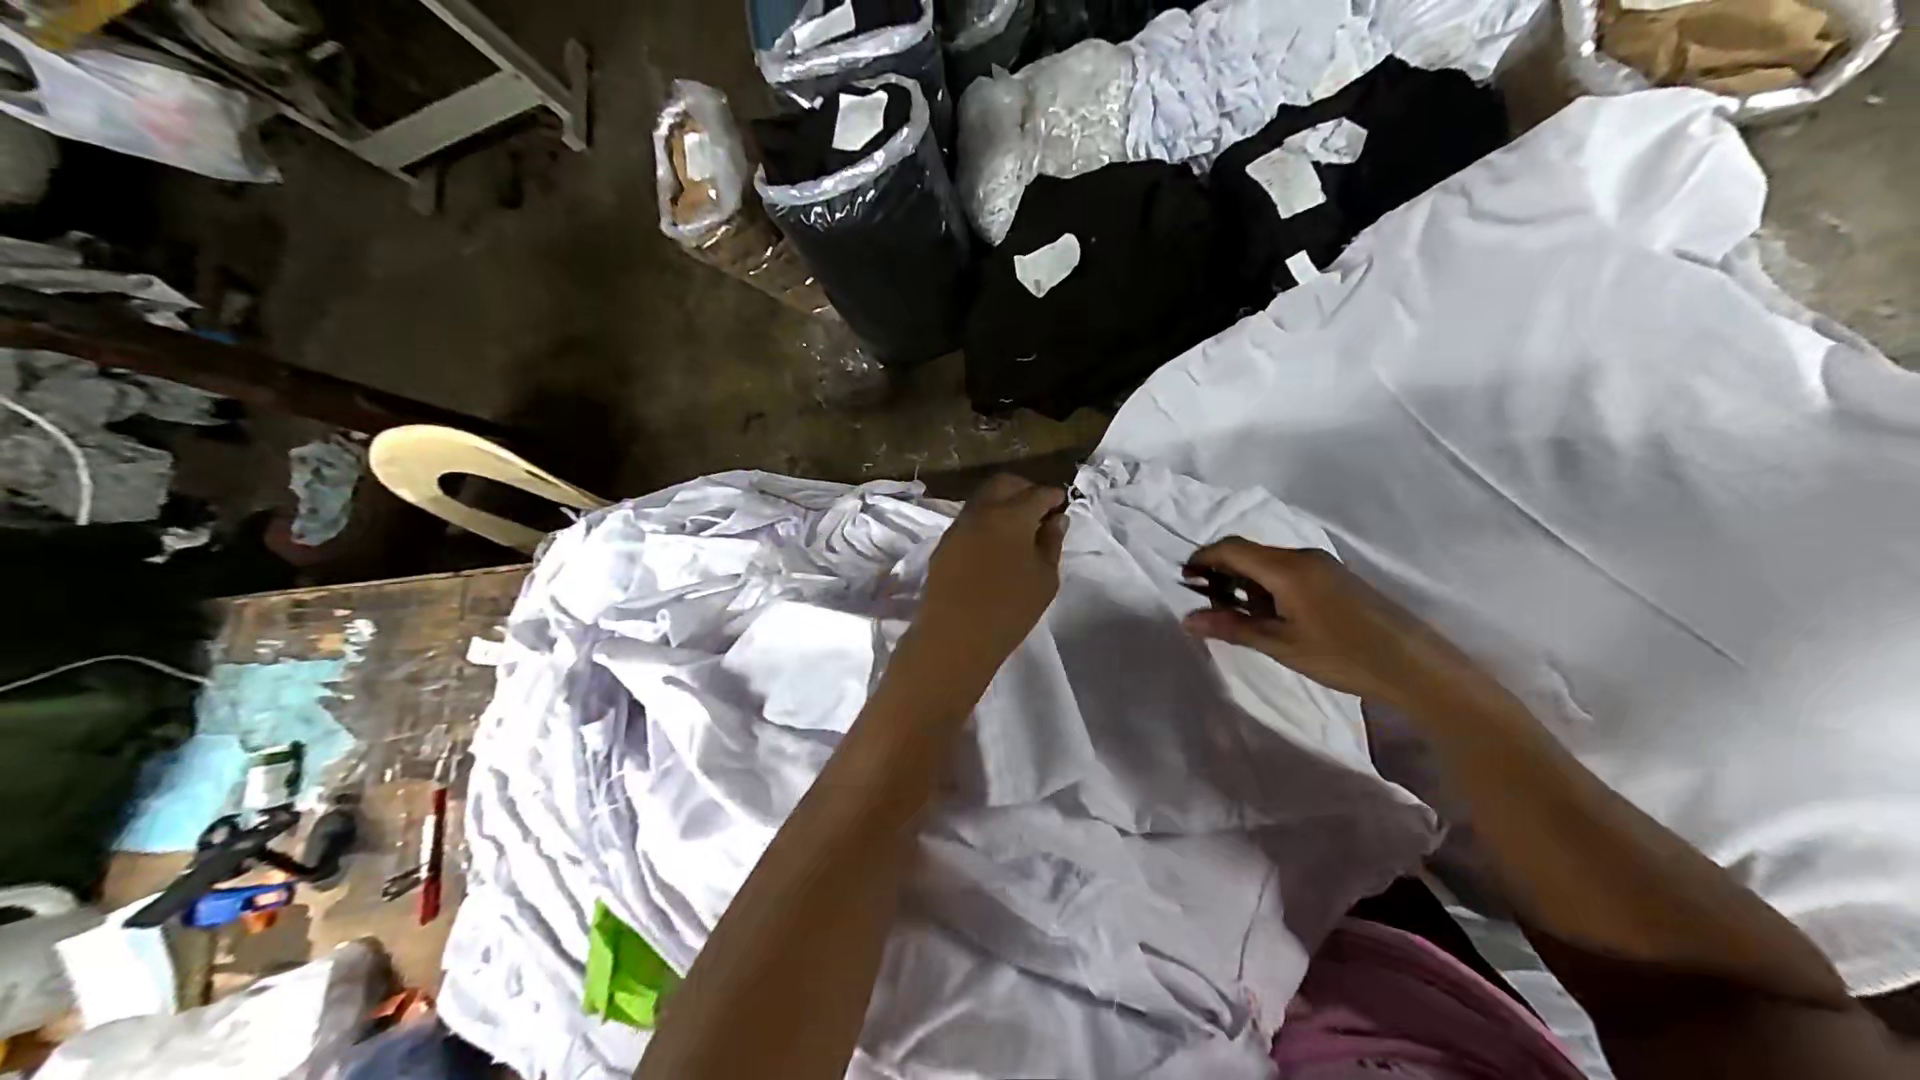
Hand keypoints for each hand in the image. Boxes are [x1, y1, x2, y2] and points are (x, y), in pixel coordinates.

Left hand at [906, 474, 1066, 687]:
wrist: (955, 636)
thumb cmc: (1010, 609)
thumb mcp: (1045, 578)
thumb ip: (1051, 543)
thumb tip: (1055, 520)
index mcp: (1012, 515)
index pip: (1038, 493)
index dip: (1053, 497)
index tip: (1061, 506)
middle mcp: (982, 511)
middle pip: (1005, 484)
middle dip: (1025, 490)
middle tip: (1039, 511)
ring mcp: (958, 526)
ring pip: (984, 499)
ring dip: (1003, 504)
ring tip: (1018, 530)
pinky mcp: (944, 544)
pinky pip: (970, 520)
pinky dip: (986, 522)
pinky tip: (995, 545)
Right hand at [1182, 538, 1485, 708]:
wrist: (1414, 665)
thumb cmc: (1342, 655)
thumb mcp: (1280, 644)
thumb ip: (1232, 627)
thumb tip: (1188, 618)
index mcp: (1286, 568)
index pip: (1231, 548)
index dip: (1202, 560)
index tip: (1183, 581)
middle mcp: (1302, 557)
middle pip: (1248, 552)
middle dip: (1220, 571)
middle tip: (1203, 601)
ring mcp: (1322, 565)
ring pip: (1267, 561)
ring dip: (1243, 580)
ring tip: (1233, 614)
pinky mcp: (1334, 578)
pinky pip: (1287, 570)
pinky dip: (1265, 585)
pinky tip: (1267, 614)